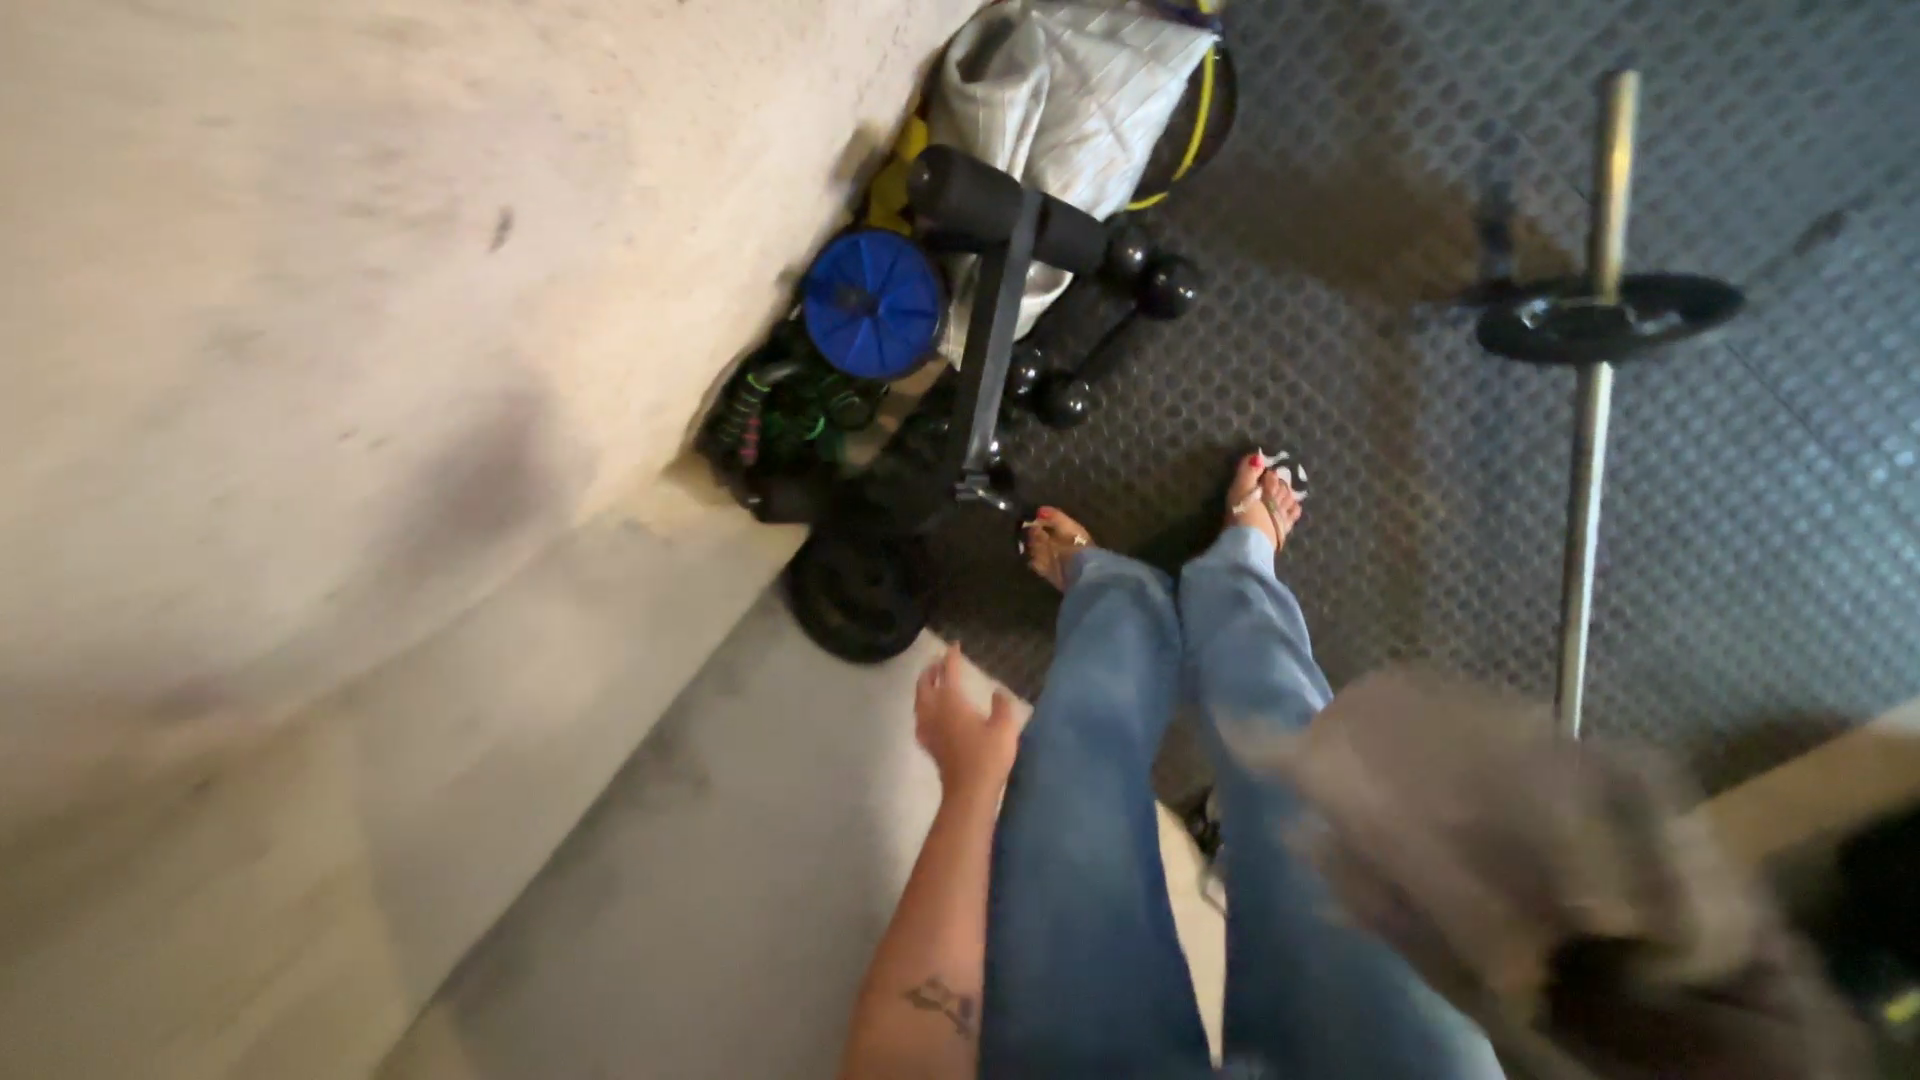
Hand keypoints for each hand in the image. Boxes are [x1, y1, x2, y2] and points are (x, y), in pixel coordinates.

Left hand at [914, 644, 1018, 798]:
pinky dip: (923, 706)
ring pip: (919, 699)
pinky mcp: (928, 743)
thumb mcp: (1005, 727)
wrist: (969, 791)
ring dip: (924, 686)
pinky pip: (920, 717)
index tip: (955, 646)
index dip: (951, 657)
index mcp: (952, 700)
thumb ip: (1002, 705)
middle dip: (931, 669)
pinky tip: (929, 713)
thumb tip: (998, 691)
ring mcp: (928, 728)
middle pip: (925, 683)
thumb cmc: (988, 756)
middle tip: (939, 662)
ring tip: (932, 682)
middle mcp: (934, 710)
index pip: (949, 672)